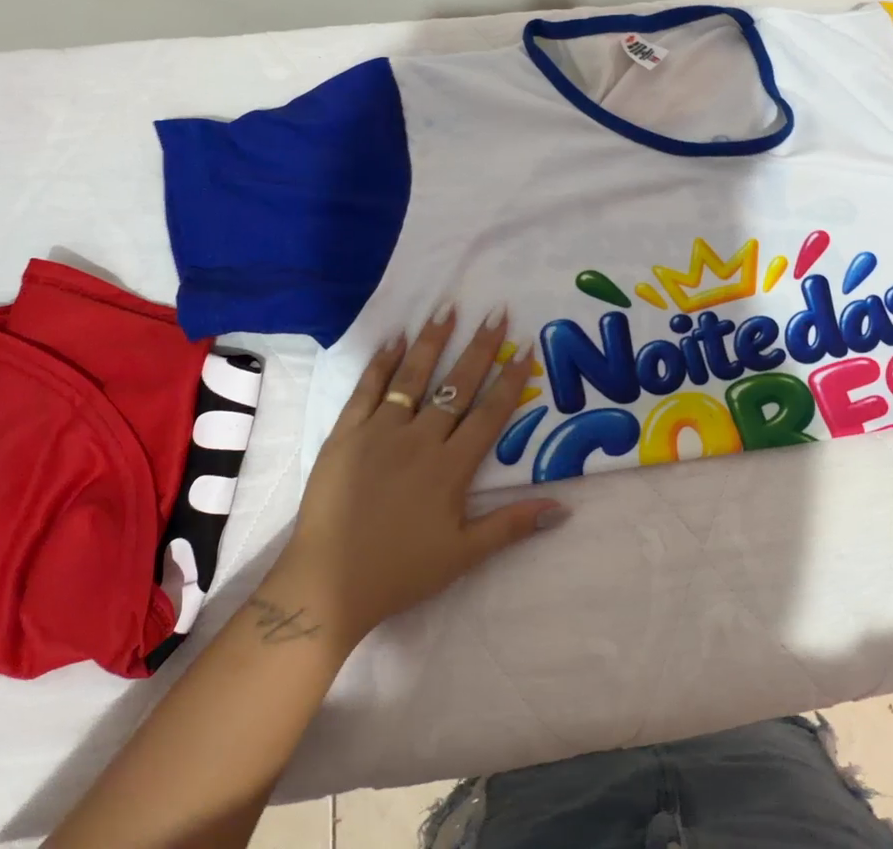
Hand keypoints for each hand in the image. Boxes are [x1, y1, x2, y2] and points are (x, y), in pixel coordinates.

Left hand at [264, 305, 564, 650]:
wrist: (328, 583)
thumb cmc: (401, 571)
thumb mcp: (464, 554)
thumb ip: (512, 525)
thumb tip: (564, 508)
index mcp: (451, 468)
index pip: (489, 414)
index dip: (510, 381)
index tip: (526, 349)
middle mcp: (419, 441)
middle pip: (456, 387)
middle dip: (479, 348)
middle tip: (496, 313)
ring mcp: (378, 434)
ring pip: (412, 379)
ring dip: (432, 343)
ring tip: (447, 309)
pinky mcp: (344, 436)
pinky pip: (366, 391)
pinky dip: (381, 363)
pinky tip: (394, 339)